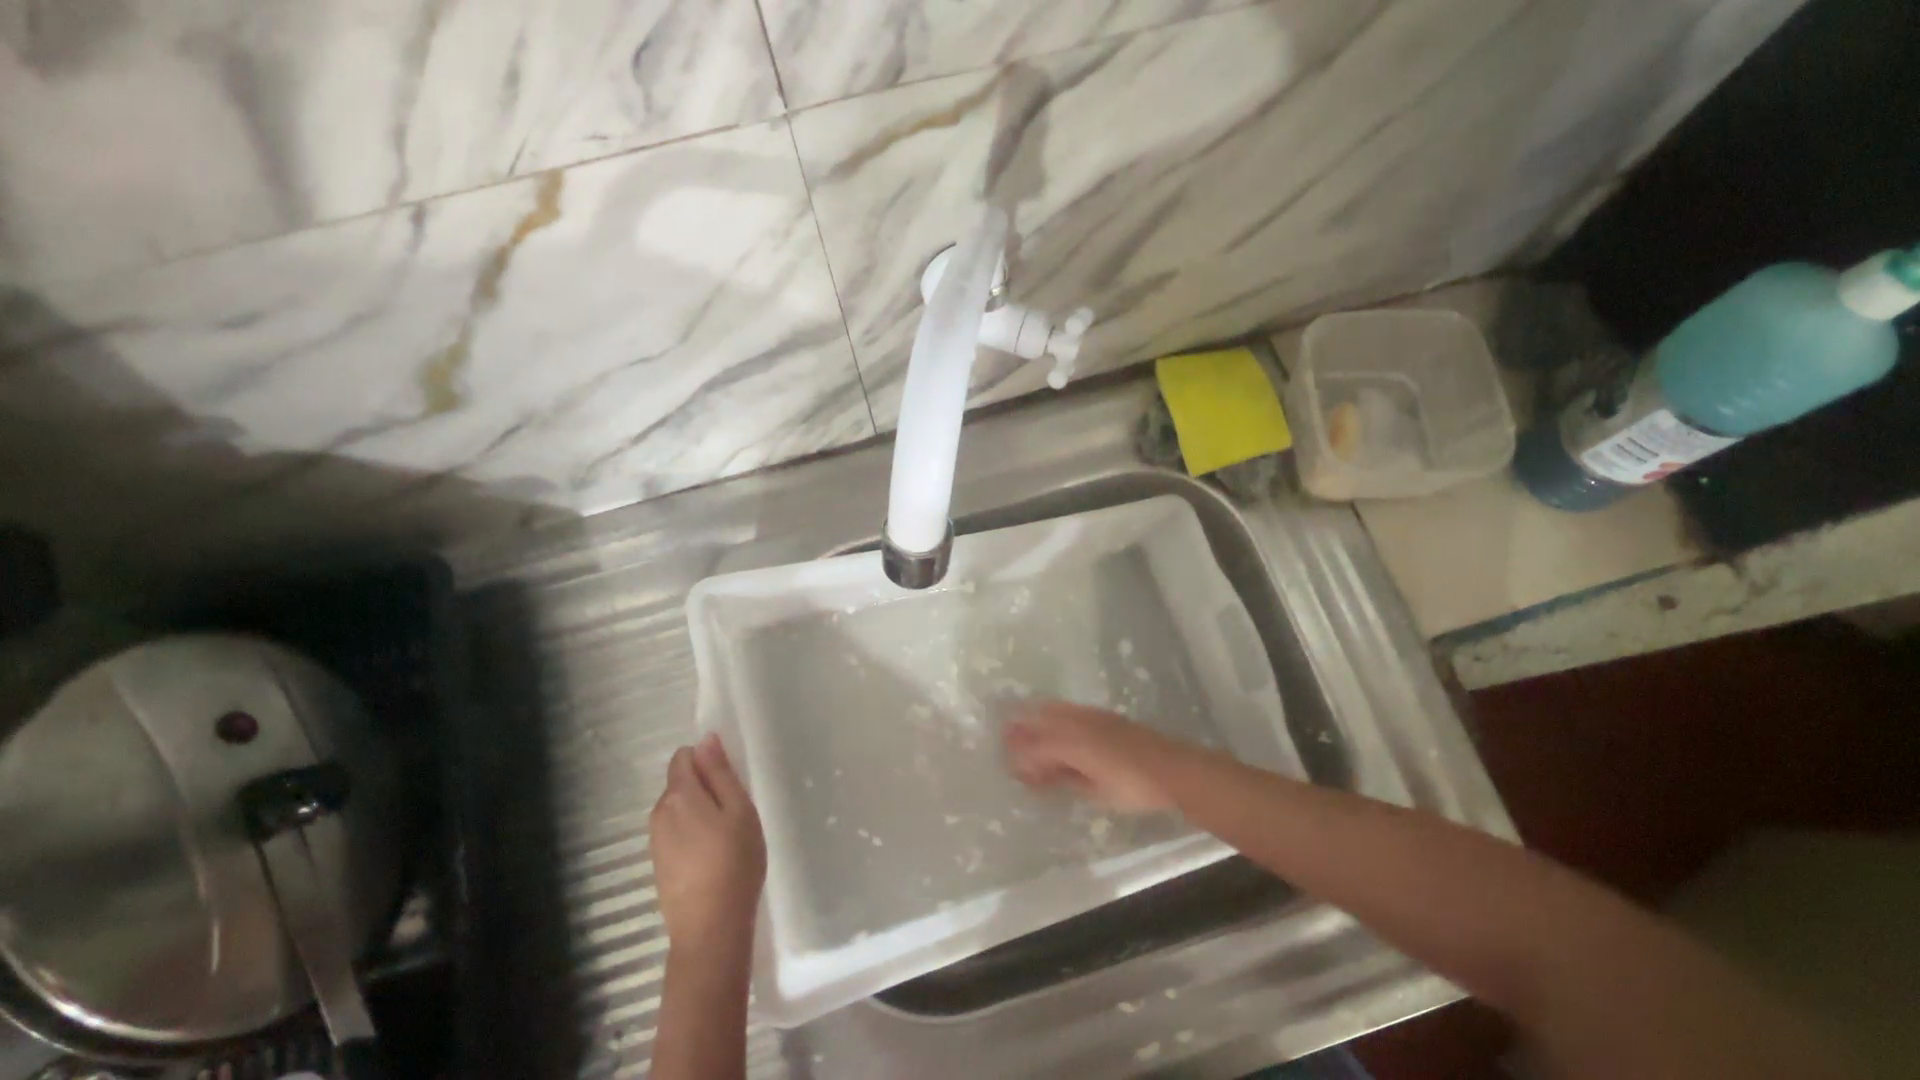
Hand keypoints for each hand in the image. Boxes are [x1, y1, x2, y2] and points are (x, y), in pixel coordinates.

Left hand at [650, 733, 766, 948]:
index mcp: (679, 794)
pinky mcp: (658, 864)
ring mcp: (655, 840)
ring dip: (699, 814)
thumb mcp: (739, 811)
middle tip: (735, 814)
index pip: (684, 757)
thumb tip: (705, 740)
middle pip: (680, 784)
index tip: (731, 784)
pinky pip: (675, 834)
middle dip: (704, 789)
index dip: (708, 762)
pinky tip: (711, 859)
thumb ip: (721, 773)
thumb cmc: (734, 862)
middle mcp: (659, 812)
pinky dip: (692, 837)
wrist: (709, 927)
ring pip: (678, 810)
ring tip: (726, 839)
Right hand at [1002, 701, 1201, 811]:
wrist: (1174, 769)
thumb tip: (1042, 777)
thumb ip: (1065, 781)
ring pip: (1054, 711)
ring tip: (1023, 728)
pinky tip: (1055, 726)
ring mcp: (1092, 716)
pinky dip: (1055, 716)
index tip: (1011, 770)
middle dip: (1020, 731)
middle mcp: (1077, 724)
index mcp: (1071, 744)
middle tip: (1004, 740)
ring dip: (1036, 719)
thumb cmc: (1133, 788)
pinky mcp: (1105, 716)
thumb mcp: (1095, 792)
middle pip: (1039, 722)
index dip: (1019, 758)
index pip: (1034, 747)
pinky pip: (1070, 710)